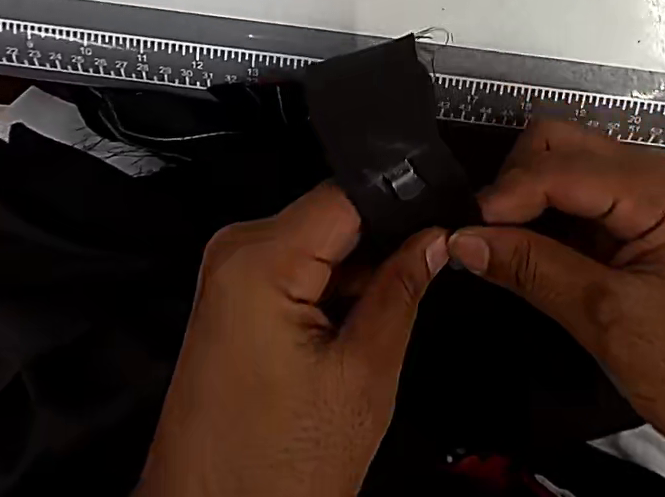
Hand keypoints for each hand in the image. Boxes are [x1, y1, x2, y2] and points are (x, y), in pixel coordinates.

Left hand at [136, 184, 448, 496]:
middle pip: (328, 213)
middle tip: (409, 285)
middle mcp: (235, 249)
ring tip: (360, 326)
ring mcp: (229, 266)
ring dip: (350, 267)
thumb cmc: (272, 470)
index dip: (397, 202)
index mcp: (259, 261)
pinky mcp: (232, 285)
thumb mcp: (362, 379)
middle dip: (375, 241)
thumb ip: (400, 293)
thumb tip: (431, 240)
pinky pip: (293, 258)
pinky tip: (336, 327)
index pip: (343, 195)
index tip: (435, 219)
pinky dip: (324, 282)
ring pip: (315, 236)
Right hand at [447, 120, 664, 496]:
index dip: (502, 195)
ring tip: (501, 247)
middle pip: (556, 146)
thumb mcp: (613, 323)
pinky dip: (549, 220)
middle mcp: (651, 179)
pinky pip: (583, 204)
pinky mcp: (648, 233)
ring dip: (528, 200)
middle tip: (487, 236)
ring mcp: (652, 204)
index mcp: (652, 187)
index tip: (463, 236)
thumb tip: (459, 238)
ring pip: (566, 170)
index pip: (552, 165)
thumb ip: (531, 268)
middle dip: (513, 181)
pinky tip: (533, 254)